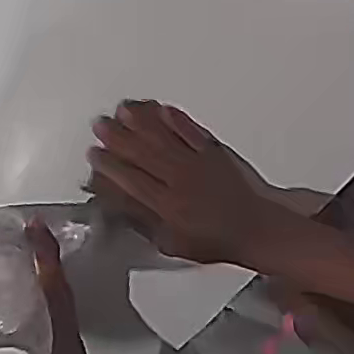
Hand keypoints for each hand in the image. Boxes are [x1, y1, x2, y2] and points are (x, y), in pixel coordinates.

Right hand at [86, 100, 305, 267]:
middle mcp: (180, 181)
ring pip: (164, 138)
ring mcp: (198, 163)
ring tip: (124, 109)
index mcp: (168, 206)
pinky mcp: (215, 151)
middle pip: (143, 153)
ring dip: (142, 122)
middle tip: (101, 124)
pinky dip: (177, 119)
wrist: (258, 227)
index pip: (131, 180)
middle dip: (118, 137)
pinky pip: (192, 131)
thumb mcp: (173, 244)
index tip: (95, 153)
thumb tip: (119, 207)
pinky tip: (163, 109)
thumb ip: (144, 224)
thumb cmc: (217, 240)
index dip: (110, 165)